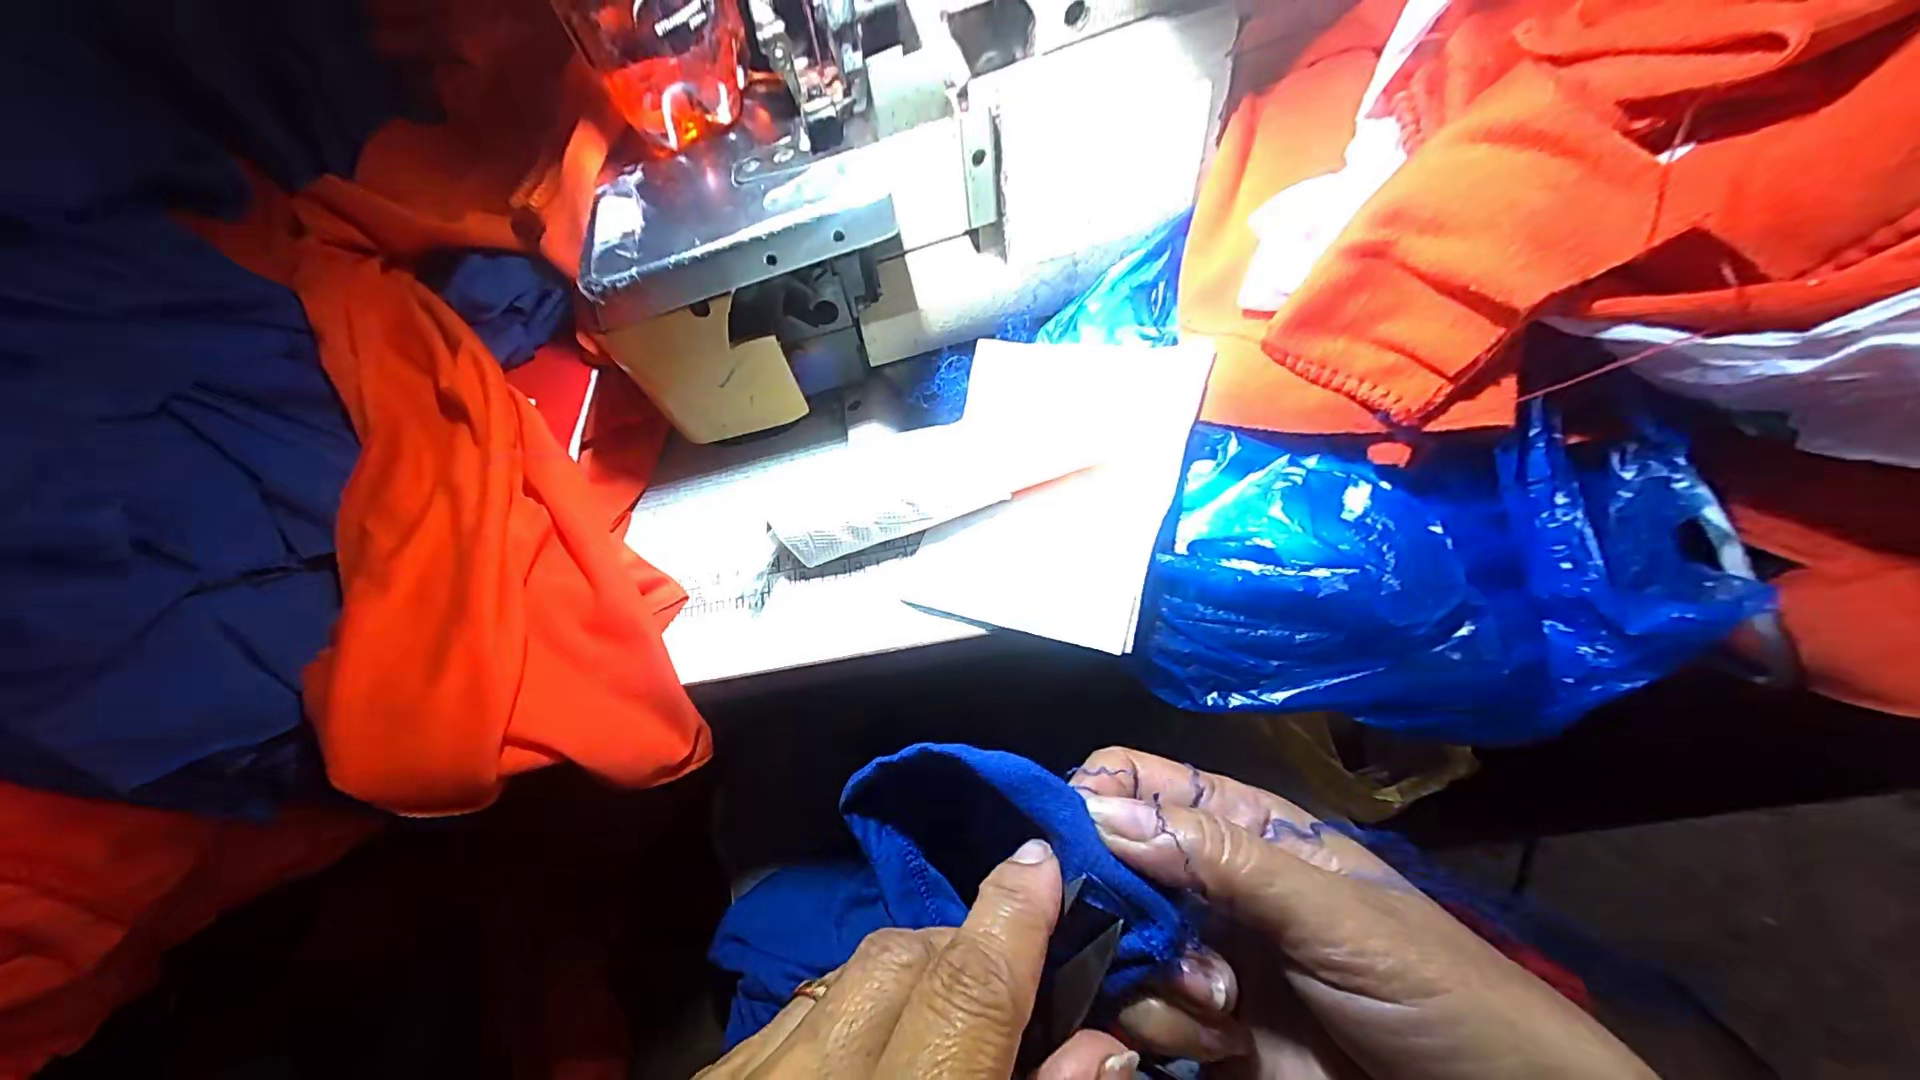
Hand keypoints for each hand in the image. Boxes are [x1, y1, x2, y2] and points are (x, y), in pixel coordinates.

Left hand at [697, 839, 1140, 1079]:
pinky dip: (856, 1001)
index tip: (1043, 859)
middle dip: (966, 944)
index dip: (1009, 918)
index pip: (959, 995)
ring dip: (913, 968)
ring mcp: (747, 1077)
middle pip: (899, 964)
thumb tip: (1102, 1045)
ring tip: (947, 1003)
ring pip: (849, 972)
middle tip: (1010, 967)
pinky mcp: (718, 1079)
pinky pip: (804, 1004)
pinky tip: (872, 1039)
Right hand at [1071, 748, 1658, 1079]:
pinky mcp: (1197, 1026)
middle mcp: (1202, 882)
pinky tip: (1221, 1046)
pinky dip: (1161, 1028)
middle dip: (1116, 900)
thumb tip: (1097, 811)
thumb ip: (1216, 855)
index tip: (1069, 835)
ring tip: (1221, 1004)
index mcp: (1234, 826)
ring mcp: (1196, 953)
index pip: (1137, 782)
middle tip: (1150, 935)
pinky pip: (1136, 1010)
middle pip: (1110, 863)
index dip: (1095, 796)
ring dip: (1150, 973)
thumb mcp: (1331, 910)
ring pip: (1115, 939)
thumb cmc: (1430, 990)